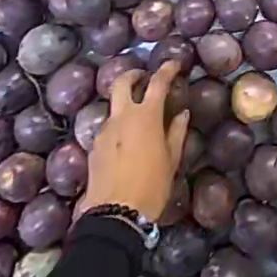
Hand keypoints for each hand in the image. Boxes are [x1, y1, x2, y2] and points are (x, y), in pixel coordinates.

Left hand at [76, 62, 189, 221]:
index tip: (174, 64)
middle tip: (143, 76)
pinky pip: (107, 127)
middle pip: (122, 83)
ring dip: (124, 103)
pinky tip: (125, 141)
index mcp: (145, 116)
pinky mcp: (94, 146)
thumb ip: (176, 132)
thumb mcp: (172, 159)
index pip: (157, 83)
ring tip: (136, 116)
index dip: (167, 70)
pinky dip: (118, 126)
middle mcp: (122, 117)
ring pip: (113, 107)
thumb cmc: (152, 185)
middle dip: (133, 74)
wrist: (116, 212)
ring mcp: (104, 130)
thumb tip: (182, 114)